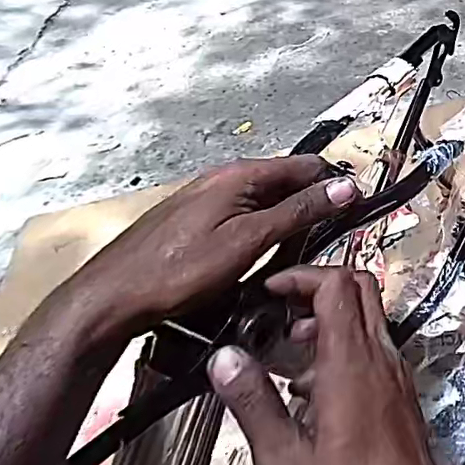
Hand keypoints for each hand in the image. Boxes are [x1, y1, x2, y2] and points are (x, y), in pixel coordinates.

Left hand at [63, 156, 359, 343]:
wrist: (110, 299)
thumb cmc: (177, 272)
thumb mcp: (249, 241)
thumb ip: (299, 212)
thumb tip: (345, 187)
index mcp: (242, 174)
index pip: (307, 166)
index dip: (334, 186)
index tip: (354, 212)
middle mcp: (226, 176)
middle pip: (288, 180)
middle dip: (312, 204)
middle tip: (326, 240)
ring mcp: (209, 195)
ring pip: (267, 198)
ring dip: (288, 218)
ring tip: (296, 252)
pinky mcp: (198, 216)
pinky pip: (246, 212)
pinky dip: (264, 228)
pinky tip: (262, 253)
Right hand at [208, 266, 464, 464]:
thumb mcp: (284, 458)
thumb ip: (253, 402)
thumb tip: (226, 360)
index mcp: (350, 363)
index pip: (336, 284)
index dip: (301, 276)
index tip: (273, 289)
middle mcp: (378, 356)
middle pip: (358, 285)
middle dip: (317, 285)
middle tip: (283, 307)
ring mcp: (393, 369)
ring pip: (367, 313)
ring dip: (329, 316)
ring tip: (293, 352)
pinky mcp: (398, 386)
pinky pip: (372, 343)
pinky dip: (343, 343)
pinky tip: (315, 387)